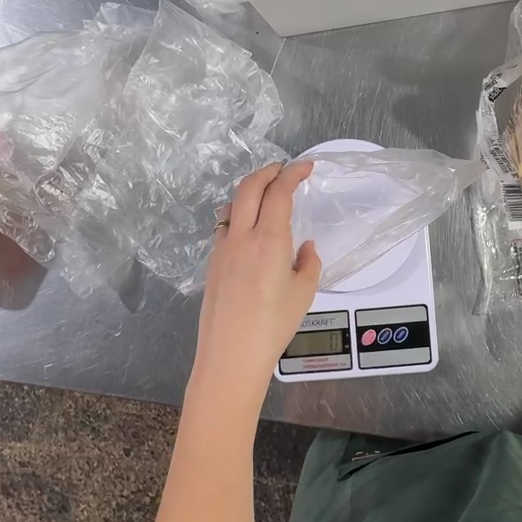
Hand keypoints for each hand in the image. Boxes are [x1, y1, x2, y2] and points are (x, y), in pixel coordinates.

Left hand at [190, 161, 321, 402]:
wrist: (230, 354)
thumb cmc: (273, 325)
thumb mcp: (304, 293)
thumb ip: (309, 263)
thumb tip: (305, 248)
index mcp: (269, 240)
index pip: (279, 192)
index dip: (292, 173)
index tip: (305, 166)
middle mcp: (242, 237)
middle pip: (249, 187)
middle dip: (267, 171)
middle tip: (283, 169)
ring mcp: (222, 249)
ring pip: (232, 204)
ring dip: (250, 191)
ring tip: (265, 193)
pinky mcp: (212, 263)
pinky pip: (224, 226)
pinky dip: (238, 214)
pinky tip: (248, 227)